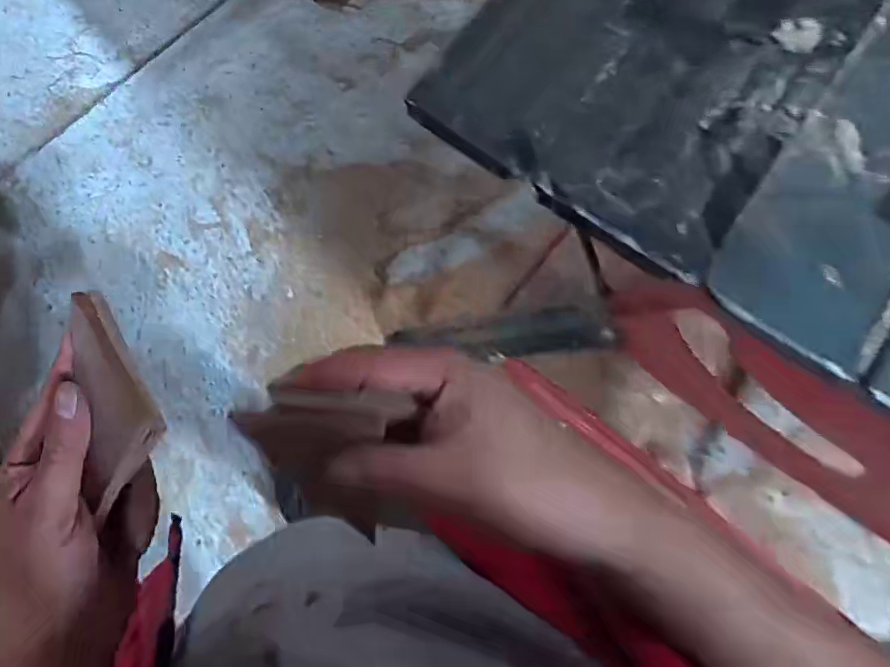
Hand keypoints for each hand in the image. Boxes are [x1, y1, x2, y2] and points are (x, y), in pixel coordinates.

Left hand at [0, 335, 159, 666]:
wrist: (68, 652)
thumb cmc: (42, 577)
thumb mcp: (46, 511)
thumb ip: (62, 449)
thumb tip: (71, 389)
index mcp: (28, 464)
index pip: (51, 405)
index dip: (67, 371)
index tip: (82, 334)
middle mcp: (59, 470)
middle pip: (93, 426)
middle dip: (112, 432)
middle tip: (129, 415)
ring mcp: (89, 494)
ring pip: (122, 458)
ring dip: (126, 487)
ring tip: (115, 520)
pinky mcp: (117, 516)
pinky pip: (138, 492)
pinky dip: (137, 513)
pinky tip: (125, 540)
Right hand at [238, 347, 667, 566]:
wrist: (616, 525)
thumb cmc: (530, 489)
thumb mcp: (448, 480)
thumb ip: (379, 467)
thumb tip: (320, 466)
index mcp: (438, 366)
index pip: (361, 365)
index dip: (315, 379)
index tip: (273, 395)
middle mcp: (439, 370)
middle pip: (367, 375)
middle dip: (325, 395)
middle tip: (283, 416)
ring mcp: (451, 395)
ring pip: (383, 399)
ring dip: (347, 416)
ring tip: (308, 432)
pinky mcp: (459, 422)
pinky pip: (402, 420)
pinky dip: (373, 433)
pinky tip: (354, 450)